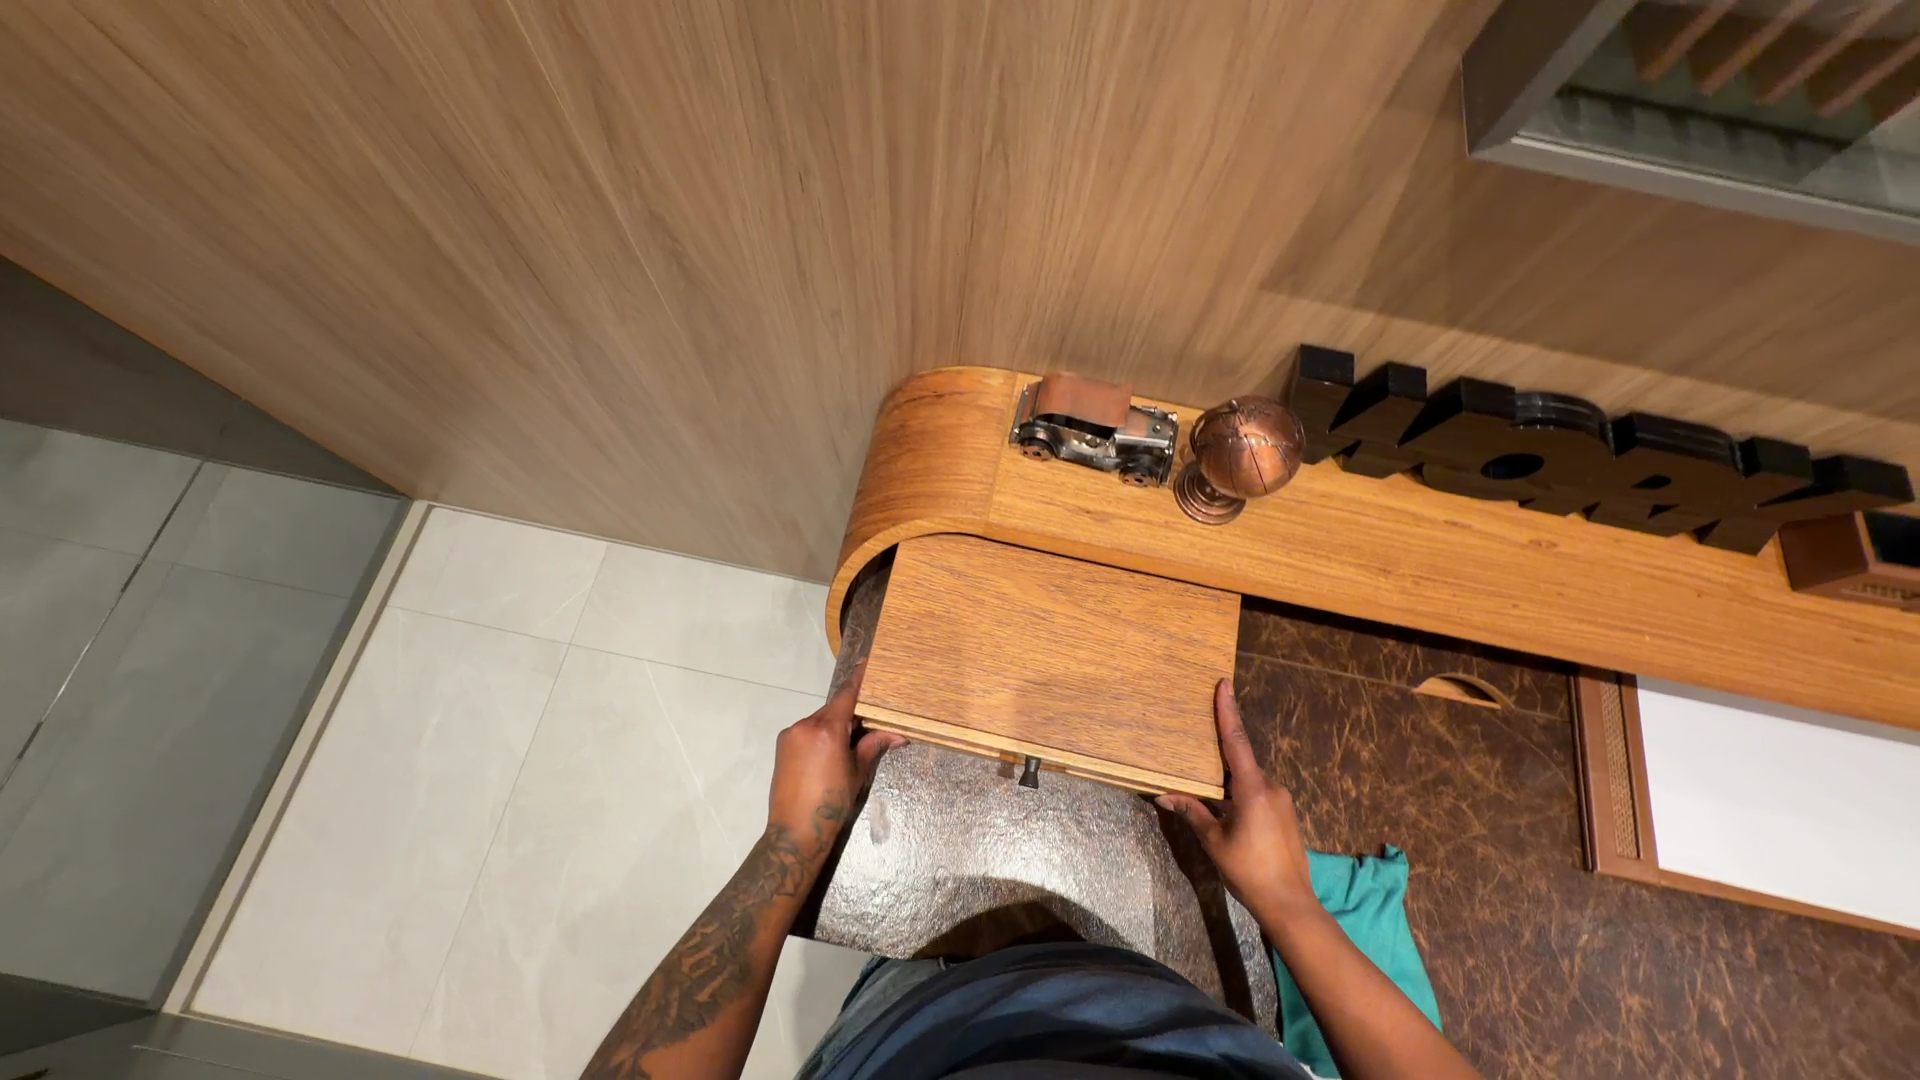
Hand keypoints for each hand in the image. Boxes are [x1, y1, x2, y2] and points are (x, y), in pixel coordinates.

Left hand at [767, 664, 905, 850]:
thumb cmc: (833, 802)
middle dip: (851, 712)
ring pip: (819, 720)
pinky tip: (828, 753)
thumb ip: (874, 745)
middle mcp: (806, 724)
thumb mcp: (858, 772)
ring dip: (834, 726)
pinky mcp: (782, 745)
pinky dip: (820, 735)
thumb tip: (898, 734)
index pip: (847, 694)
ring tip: (849, 744)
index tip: (866, 662)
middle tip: (869, 719)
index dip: (858, 678)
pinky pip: (807, 731)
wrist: (795, 831)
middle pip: (834, 708)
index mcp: (828, 729)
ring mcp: (791, 734)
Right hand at [1158, 678, 1318, 926]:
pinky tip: (1228, 810)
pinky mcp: (1286, 815)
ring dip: (1229, 781)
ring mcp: (1282, 801)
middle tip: (1199, 741)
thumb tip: (1164, 794)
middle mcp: (1271, 787)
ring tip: (1209, 790)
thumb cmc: (1248, 870)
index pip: (1235, 740)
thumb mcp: (1213, 840)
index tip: (1224, 683)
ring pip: (1249, 780)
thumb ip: (1191, 812)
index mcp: (1252, 788)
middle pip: (1241, 760)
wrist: (1290, 903)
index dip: (1227, 710)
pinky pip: (1259, 793)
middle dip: (1220, 753)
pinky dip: (1240, 793)